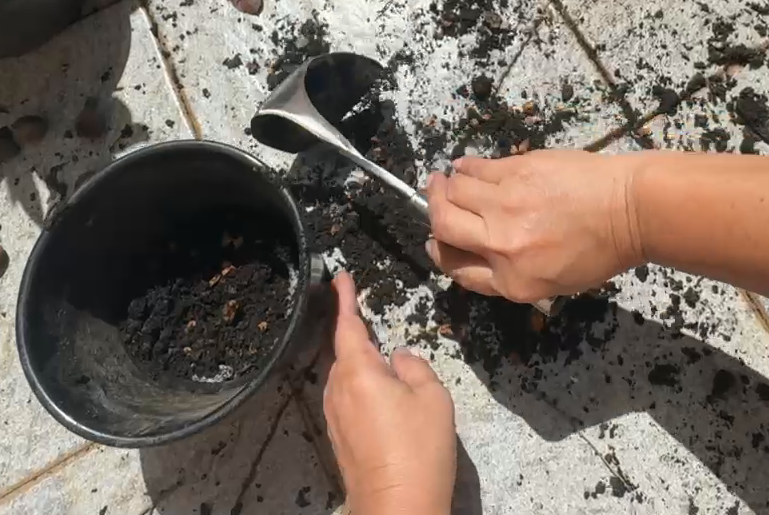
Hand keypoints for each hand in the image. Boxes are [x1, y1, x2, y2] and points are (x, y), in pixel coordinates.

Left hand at [322, 271, 455, 514]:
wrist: (398, 510)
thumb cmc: (418, 448)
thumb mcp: (432, 396)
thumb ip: (415, 366)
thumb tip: (398, 360)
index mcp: (358, 372)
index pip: (347, 325)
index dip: (344, 299)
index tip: (339, 277)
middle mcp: (339, 391)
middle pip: (342, 351)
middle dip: (352, 329)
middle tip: (361, 308)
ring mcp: (336, 418)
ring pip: (344, 375)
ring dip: (357, 359)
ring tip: (376, 348)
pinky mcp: (340, 440)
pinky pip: (347, 396)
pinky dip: (358, 382)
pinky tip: (377, 387)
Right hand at [424, 150, 646, 301]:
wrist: (628, 210)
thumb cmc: (598, 250)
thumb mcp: (551, 282)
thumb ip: (506, 273)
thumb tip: (471, 249)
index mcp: (512, 280)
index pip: (455, 267)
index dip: (440, 250)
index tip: (435, 238)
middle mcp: (502, 243)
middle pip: (443, 225)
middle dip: (431, 210)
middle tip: (432, 197)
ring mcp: (507, 203)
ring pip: (455, 189)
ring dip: (445, 185)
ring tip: (447, 180)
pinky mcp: (517, 169)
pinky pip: (477, 166)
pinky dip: (464, 166)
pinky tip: (465, 165)